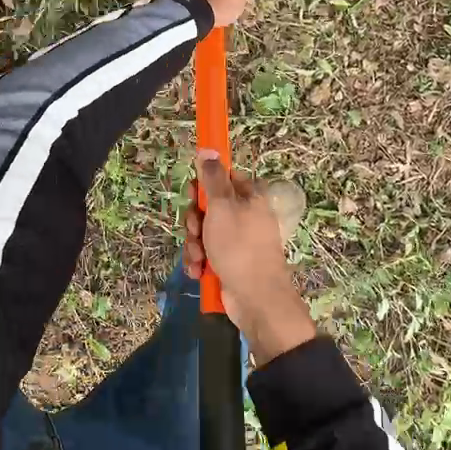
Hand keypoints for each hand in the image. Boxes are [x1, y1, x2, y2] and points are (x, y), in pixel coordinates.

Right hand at [184, 151, 315, 363]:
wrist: (256, 300)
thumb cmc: (239, 247)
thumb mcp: (222, 206)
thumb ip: (212, 178)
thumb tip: (209, 148)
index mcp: (249, 198)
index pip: (224, 178)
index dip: (205, 185)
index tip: (194, 192)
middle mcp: (244, 217)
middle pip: (208, 206)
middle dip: (195, 220)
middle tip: (196, 230)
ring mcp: (236, 242)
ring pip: (203, 232)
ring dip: (194, 244)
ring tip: (198, 257)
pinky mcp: (228, 263)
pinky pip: (205, 254)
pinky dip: (198, 261)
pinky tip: (198, 271)